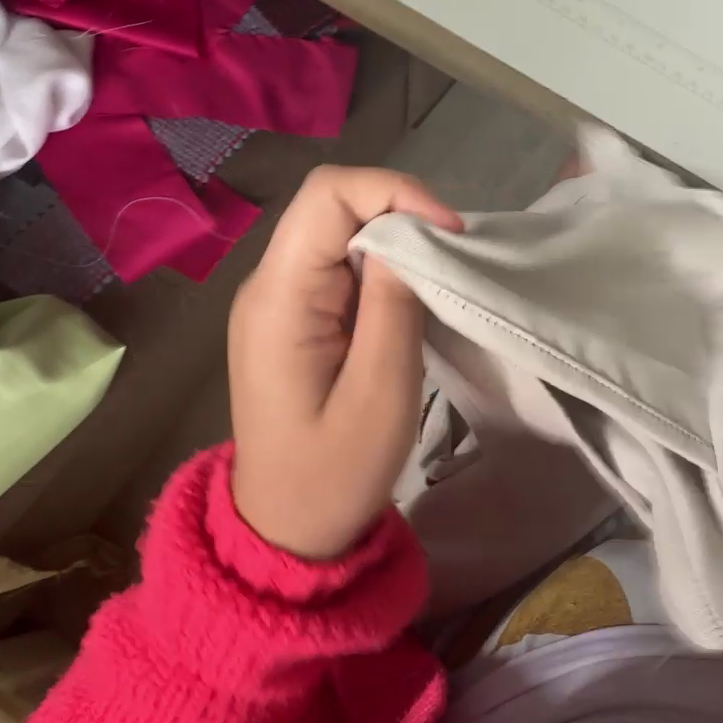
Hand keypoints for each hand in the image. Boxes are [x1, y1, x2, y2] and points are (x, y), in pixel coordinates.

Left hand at [227, 166, 461, 559]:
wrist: (286, 530)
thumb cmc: (334, 473)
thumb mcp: (380, 393)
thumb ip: (392, 305)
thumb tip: (406, 238)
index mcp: (278, 298)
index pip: (328, 195)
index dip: (395, 192)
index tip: (451, 233)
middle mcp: (268, 285)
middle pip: (332, 206)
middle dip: (401, 215)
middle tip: (454, 258)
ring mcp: (278, 301)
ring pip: (339, 233)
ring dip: (395, 243)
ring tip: (440, 280)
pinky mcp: (294, 318)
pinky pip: (338, 267)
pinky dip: (383, 269)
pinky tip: (411, 300)